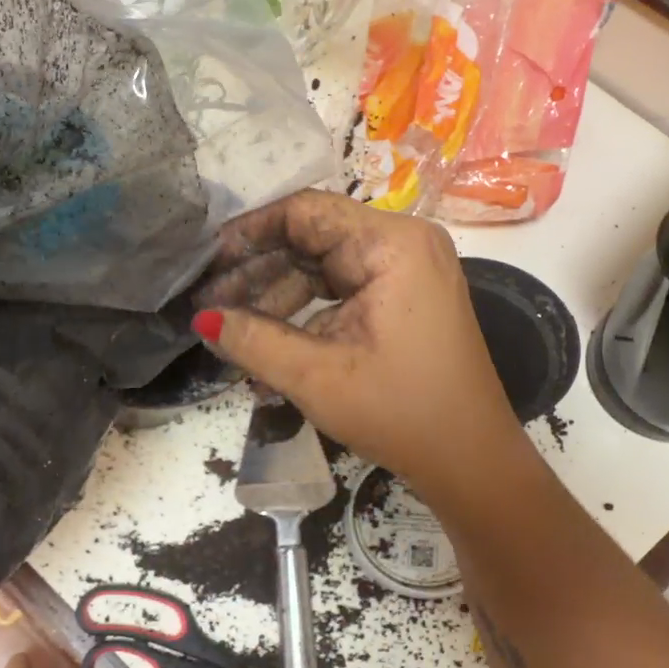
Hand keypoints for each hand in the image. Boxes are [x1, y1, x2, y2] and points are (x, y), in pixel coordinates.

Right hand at [193, 190, 531, 507]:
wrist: (467, 455)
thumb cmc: (398, 410)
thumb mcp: (316, 377)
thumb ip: (253, 342)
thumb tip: (202, 319)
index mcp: (391, 245)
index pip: (305, 212)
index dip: (249, 232)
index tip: (204, 263)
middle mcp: (400, 245)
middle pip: (310, 239)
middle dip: (255, 270)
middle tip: (205, 303)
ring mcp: (402, 274)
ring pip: (319, 269)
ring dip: (271, 298)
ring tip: (226, 330)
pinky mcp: (398, 302)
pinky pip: (336, 293)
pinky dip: (299, 315)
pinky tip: (262, 343)